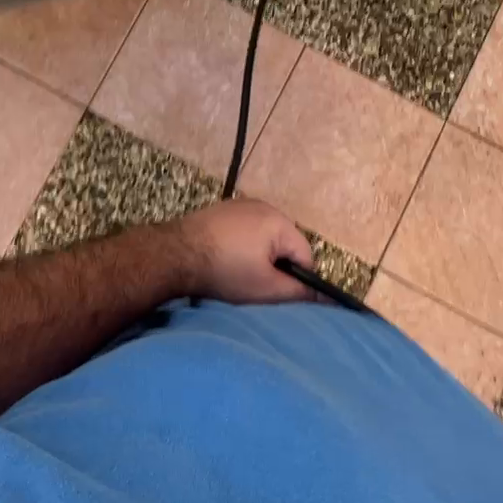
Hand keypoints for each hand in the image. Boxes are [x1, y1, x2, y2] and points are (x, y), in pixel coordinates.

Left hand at [169, 199, 315, 303]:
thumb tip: (326, 298)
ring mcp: (241, 204)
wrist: (176, 253)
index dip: (296, 279)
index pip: (305, 256)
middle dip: (275, 265)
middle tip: (254, 284)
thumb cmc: (226, 271)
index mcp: (280, 222)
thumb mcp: (266, 288)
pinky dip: (240, 245)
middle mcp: (264, 206)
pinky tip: (224, 259)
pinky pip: (244, 230)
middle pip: (284, 244)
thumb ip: (299, 292)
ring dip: (257, 256)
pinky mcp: (223, 209)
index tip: (276, 293)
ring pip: (263, 238)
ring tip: (236, 272)